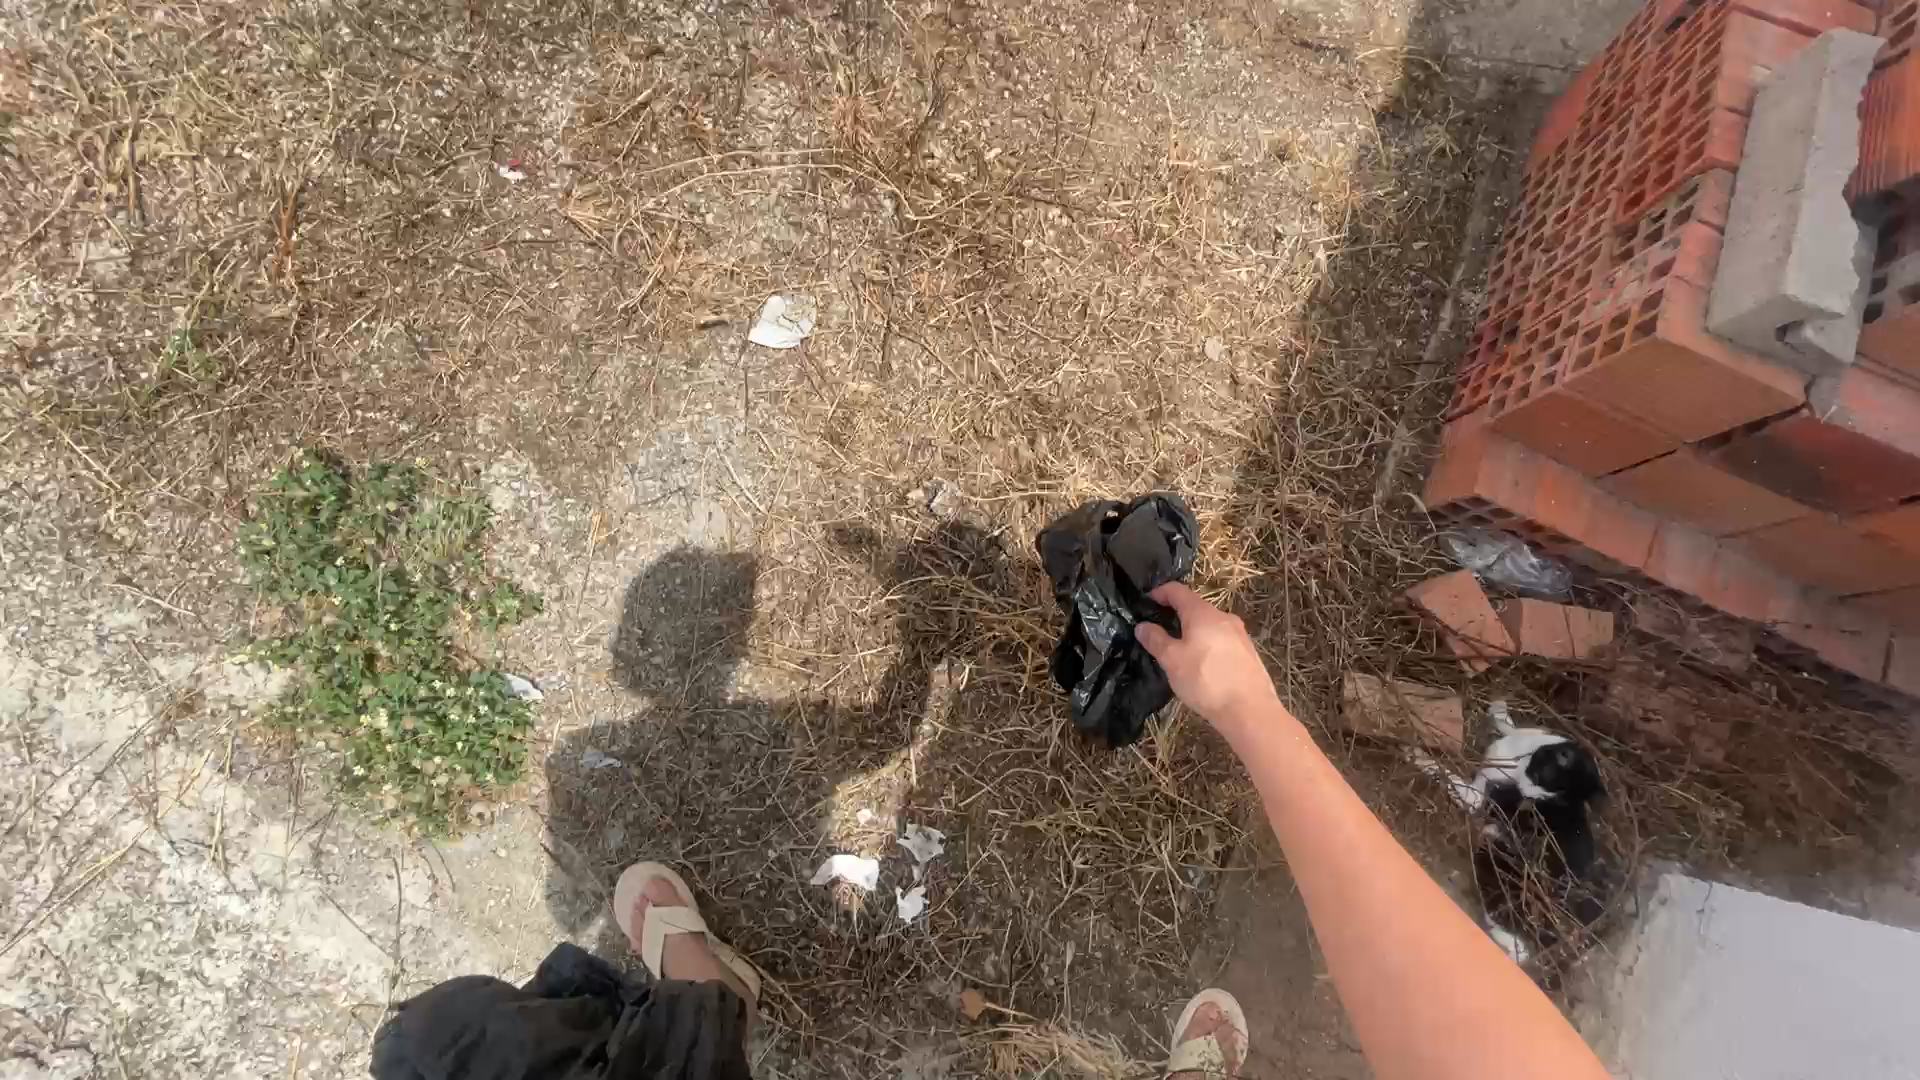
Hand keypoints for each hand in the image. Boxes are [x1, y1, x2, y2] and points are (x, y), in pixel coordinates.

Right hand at [1135, 583, 1280, 730]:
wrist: (1250, 710)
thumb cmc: (1205, 680)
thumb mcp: (1172, 660)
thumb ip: (1155, 640)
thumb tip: (1142, 626)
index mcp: (1203, 613)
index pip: (1177, 591)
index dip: (1159, 592)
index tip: (1146, 602)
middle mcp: (1223, 617)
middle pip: (1195, 607)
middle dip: (1175, 615)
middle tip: (1158, 630)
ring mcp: (1239, 635)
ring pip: (1209, 625)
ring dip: (1191, 631)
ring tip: (1178, 650)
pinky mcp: (1247, 652)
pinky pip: (1221, 640)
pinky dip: (1206, 643)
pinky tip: (1201, 665)